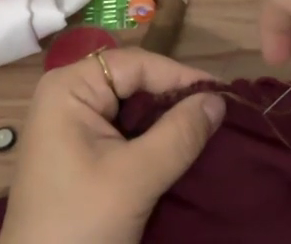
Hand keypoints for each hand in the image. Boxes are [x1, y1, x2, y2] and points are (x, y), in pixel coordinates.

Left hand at [0, 48, 226, 243]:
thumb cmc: (79, 224)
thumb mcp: (134, 179)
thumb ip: (178, 134)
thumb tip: (218, 100)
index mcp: (68, 87)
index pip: (135, 65)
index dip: (180, 75)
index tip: (223, 92)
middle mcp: (66, 95)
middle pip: (131, 81)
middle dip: (173, 96)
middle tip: (219, 111)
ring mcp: (70, 123)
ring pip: (129, 106)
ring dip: (164, 118)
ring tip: (207, 127)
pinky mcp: (77, 151)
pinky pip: (121, 130)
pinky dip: (149, 137)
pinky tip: (179, 147)